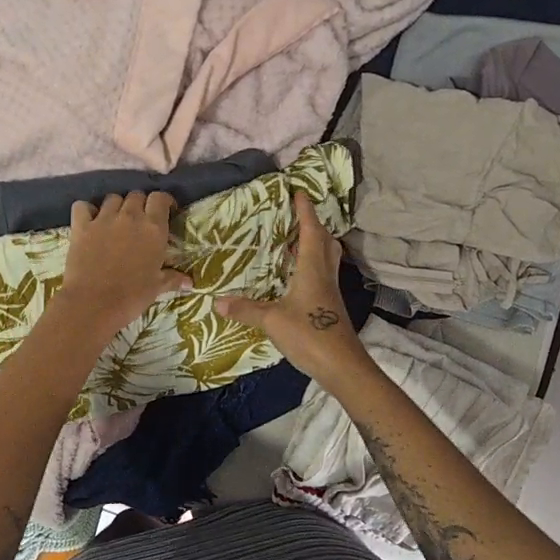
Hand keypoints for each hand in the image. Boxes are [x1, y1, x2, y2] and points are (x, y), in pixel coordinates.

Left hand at [55, 191, 191, 335]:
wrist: (94, 303)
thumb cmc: (131, 296)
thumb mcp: (156, 287)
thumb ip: (173, 279)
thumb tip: (190, 282)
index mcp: (153, 229)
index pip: (160, 198)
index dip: (163, 201)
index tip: (166, 210)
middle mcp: (130, 217)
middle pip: (136, 195)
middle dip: (140, 204)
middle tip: (140, 220)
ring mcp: (103, 219)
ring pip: (112, 198)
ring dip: (116, 206)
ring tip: (116, 220)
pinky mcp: (81, 226)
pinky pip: (82, 206)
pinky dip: (86, 209)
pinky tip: (89, 220)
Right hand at [216, 192, 371, 384]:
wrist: (342, 366)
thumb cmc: (310, 335)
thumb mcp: (272, 321)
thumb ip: (245, 309)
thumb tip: (217, 301)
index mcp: (312, 270)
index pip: (311, 232)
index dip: (306, 212)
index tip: (299, 193)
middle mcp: (324, 276)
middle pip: (325, 242)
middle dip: (313, 226)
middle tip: (297, 216)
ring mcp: (329, 292)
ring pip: (326, 259)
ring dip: (315, 245)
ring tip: (295, 241)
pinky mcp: (329, 307)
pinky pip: (321, 275)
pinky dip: (311, 266)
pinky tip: (296, 276)